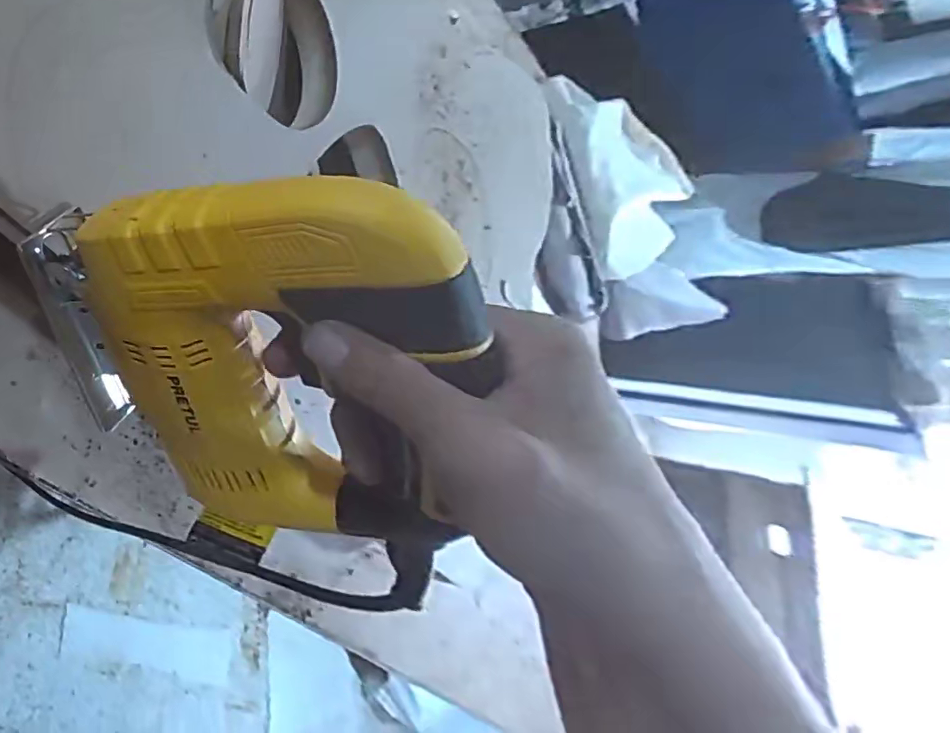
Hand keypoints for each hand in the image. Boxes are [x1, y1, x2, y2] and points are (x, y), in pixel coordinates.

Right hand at [273, 308, 691, 601]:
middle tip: (348, 439)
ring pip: (411, 397)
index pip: (419, 308)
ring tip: (377, 478)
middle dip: (367, 400)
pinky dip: (404, 456)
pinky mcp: (502, 449)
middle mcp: (519, 360)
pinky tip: (397, 488)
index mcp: (529, 337)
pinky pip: (429, 431)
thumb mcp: (469, 445)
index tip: (301, 356)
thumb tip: (316, 329)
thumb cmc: (570, 521)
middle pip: (408, 355)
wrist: (649, 641)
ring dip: (381, 435)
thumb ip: (390, 382)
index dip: (356, 328)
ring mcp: (512, 407)